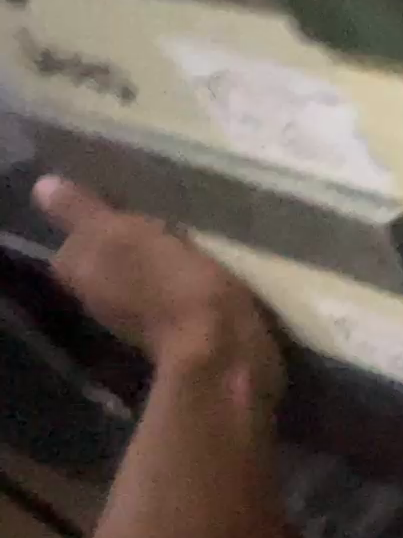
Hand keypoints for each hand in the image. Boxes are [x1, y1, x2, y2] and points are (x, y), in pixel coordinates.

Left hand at [36, 175, 284, 399]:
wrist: (221, 351)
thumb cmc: (174, 287)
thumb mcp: (127, 235)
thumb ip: (84, 211)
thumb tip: (46, 185)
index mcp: (74, 266)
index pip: (84, 232)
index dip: (114, 220)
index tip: (148, 214)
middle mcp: (93, 295)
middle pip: (115, 259)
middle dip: (140, 248)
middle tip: (178, 233)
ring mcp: (135, 321)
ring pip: (147, 282)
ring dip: (167, 272)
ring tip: (201, 259)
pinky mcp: (178, 337)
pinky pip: (177, 304)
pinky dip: (189, 295)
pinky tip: (214, 289)